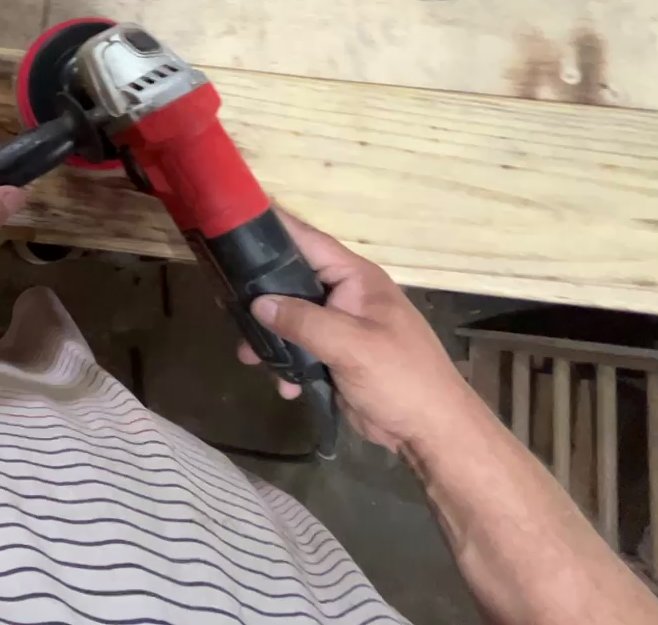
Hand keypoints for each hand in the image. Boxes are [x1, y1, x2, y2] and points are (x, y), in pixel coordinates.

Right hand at [236, 210, 479, 453]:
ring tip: (249, 357)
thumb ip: (302, 321)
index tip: (228, 220)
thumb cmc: (404, 380)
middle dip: (256, 293)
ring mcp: (337, 323)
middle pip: (287, 277)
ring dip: (266, 336)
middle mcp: (342, 293)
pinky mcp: (330, 352)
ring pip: (285, 315)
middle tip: (223, 301)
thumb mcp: (352, 346)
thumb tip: (256, 304)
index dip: (269, 227)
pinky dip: (283, 362)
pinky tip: (284, 384)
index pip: (306, 239)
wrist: (434, 437)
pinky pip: (295, 345)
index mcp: (354, 278)